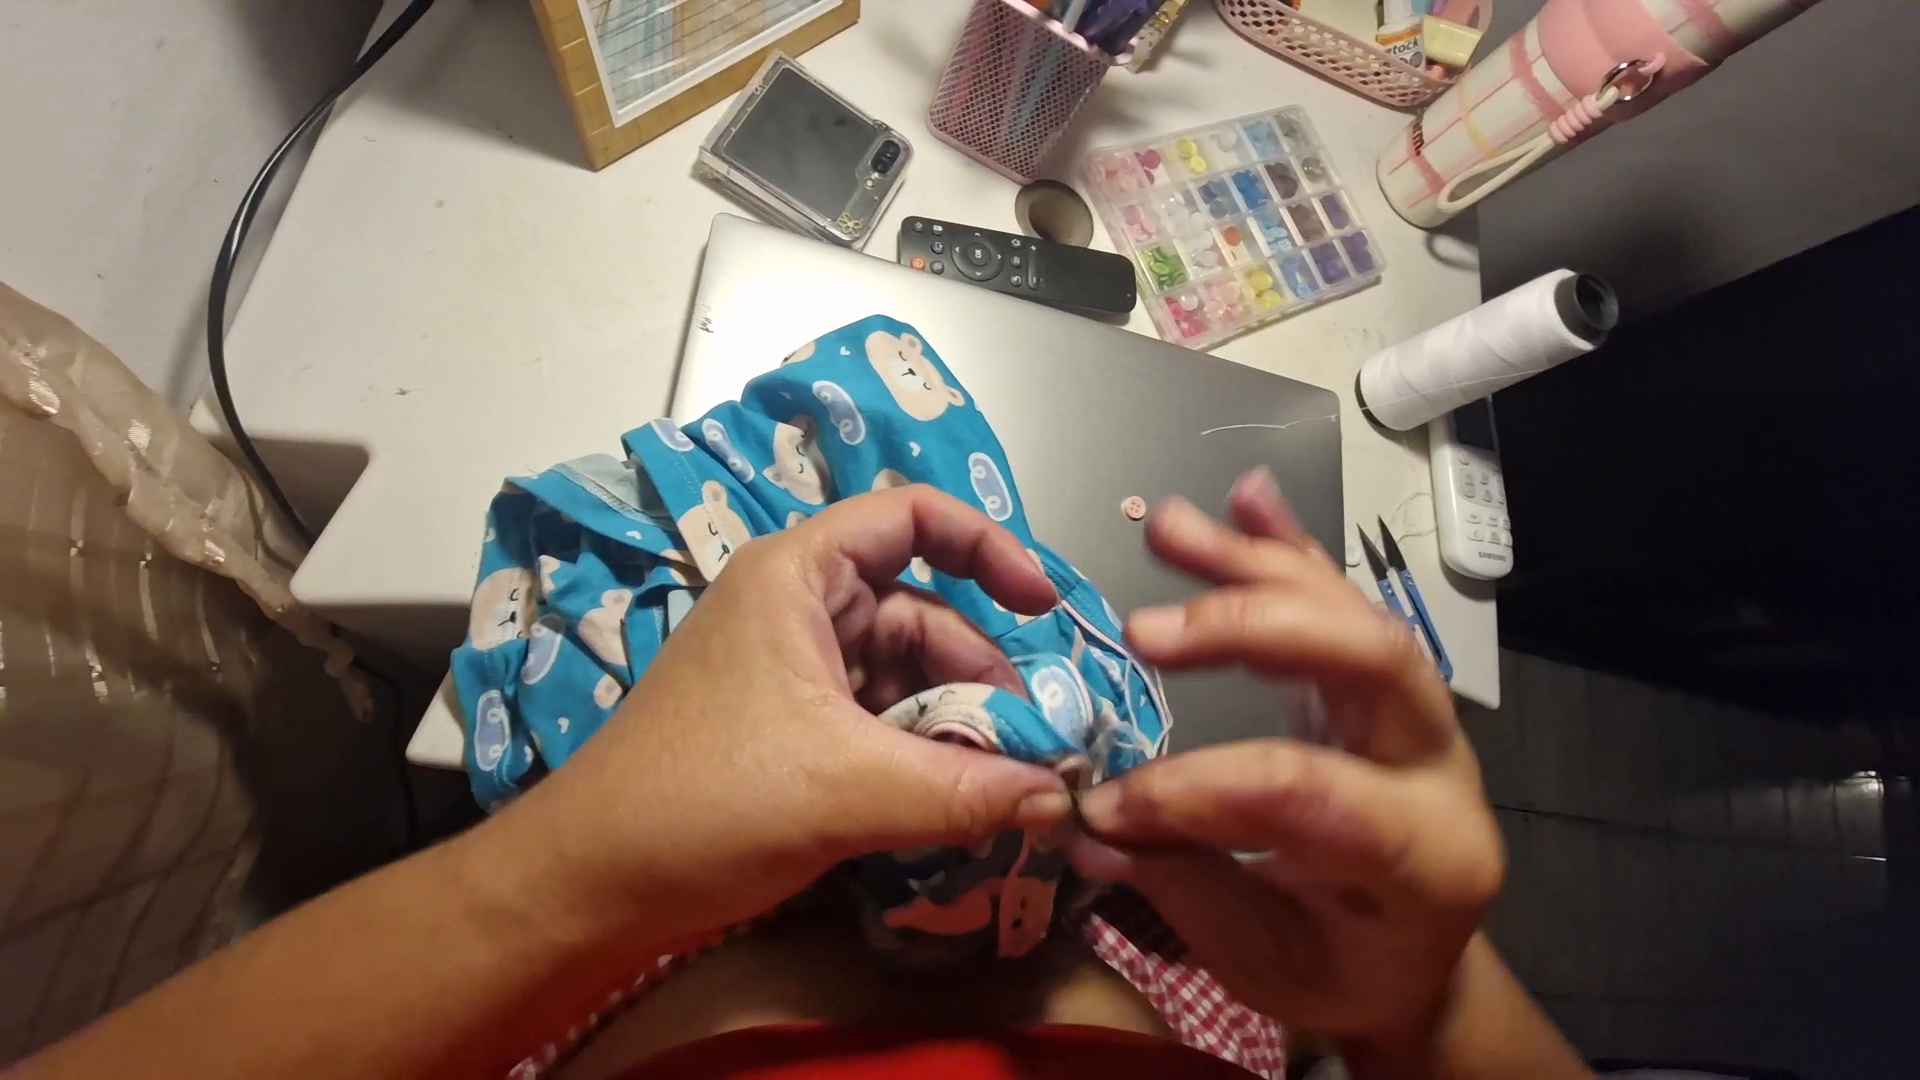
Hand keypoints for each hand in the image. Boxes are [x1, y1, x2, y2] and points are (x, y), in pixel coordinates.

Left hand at [472, 486, 1074, 952]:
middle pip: (923, 610)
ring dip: (958, 721)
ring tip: (1000, 782)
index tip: (1042, 604)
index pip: (912, 517)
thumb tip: (1065, 800)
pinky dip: (926, 748)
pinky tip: (956, 794)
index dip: (987, 546)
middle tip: (1032, 745)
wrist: (591, 890)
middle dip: (980, 674)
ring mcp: (802, 665)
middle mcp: (804, 605)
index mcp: (800, 574)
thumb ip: (964, 790)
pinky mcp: (803, 720)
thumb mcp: (845, 789)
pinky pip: (887, 715)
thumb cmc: (704, 804)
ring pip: (910, 671)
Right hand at [1066, 468, 1502, 1049]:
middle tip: (1145, 631)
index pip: (1304, 791)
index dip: (1191, 789)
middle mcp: (1434, 757)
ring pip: (1343, 607)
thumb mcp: (1262, 957)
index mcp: (1425, 850)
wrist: (1409, 949)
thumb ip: (1178, 885)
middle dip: (1245, 629)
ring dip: (1248, 562)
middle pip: (1366, 655)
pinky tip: (1245, 497)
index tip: (1102, 803)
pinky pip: (1334, 595)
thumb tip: (1086, 825)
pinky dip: (1282, 543)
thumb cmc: (1339, 965)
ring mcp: (1409, 706)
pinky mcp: (1371, 679)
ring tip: (1169, 526)